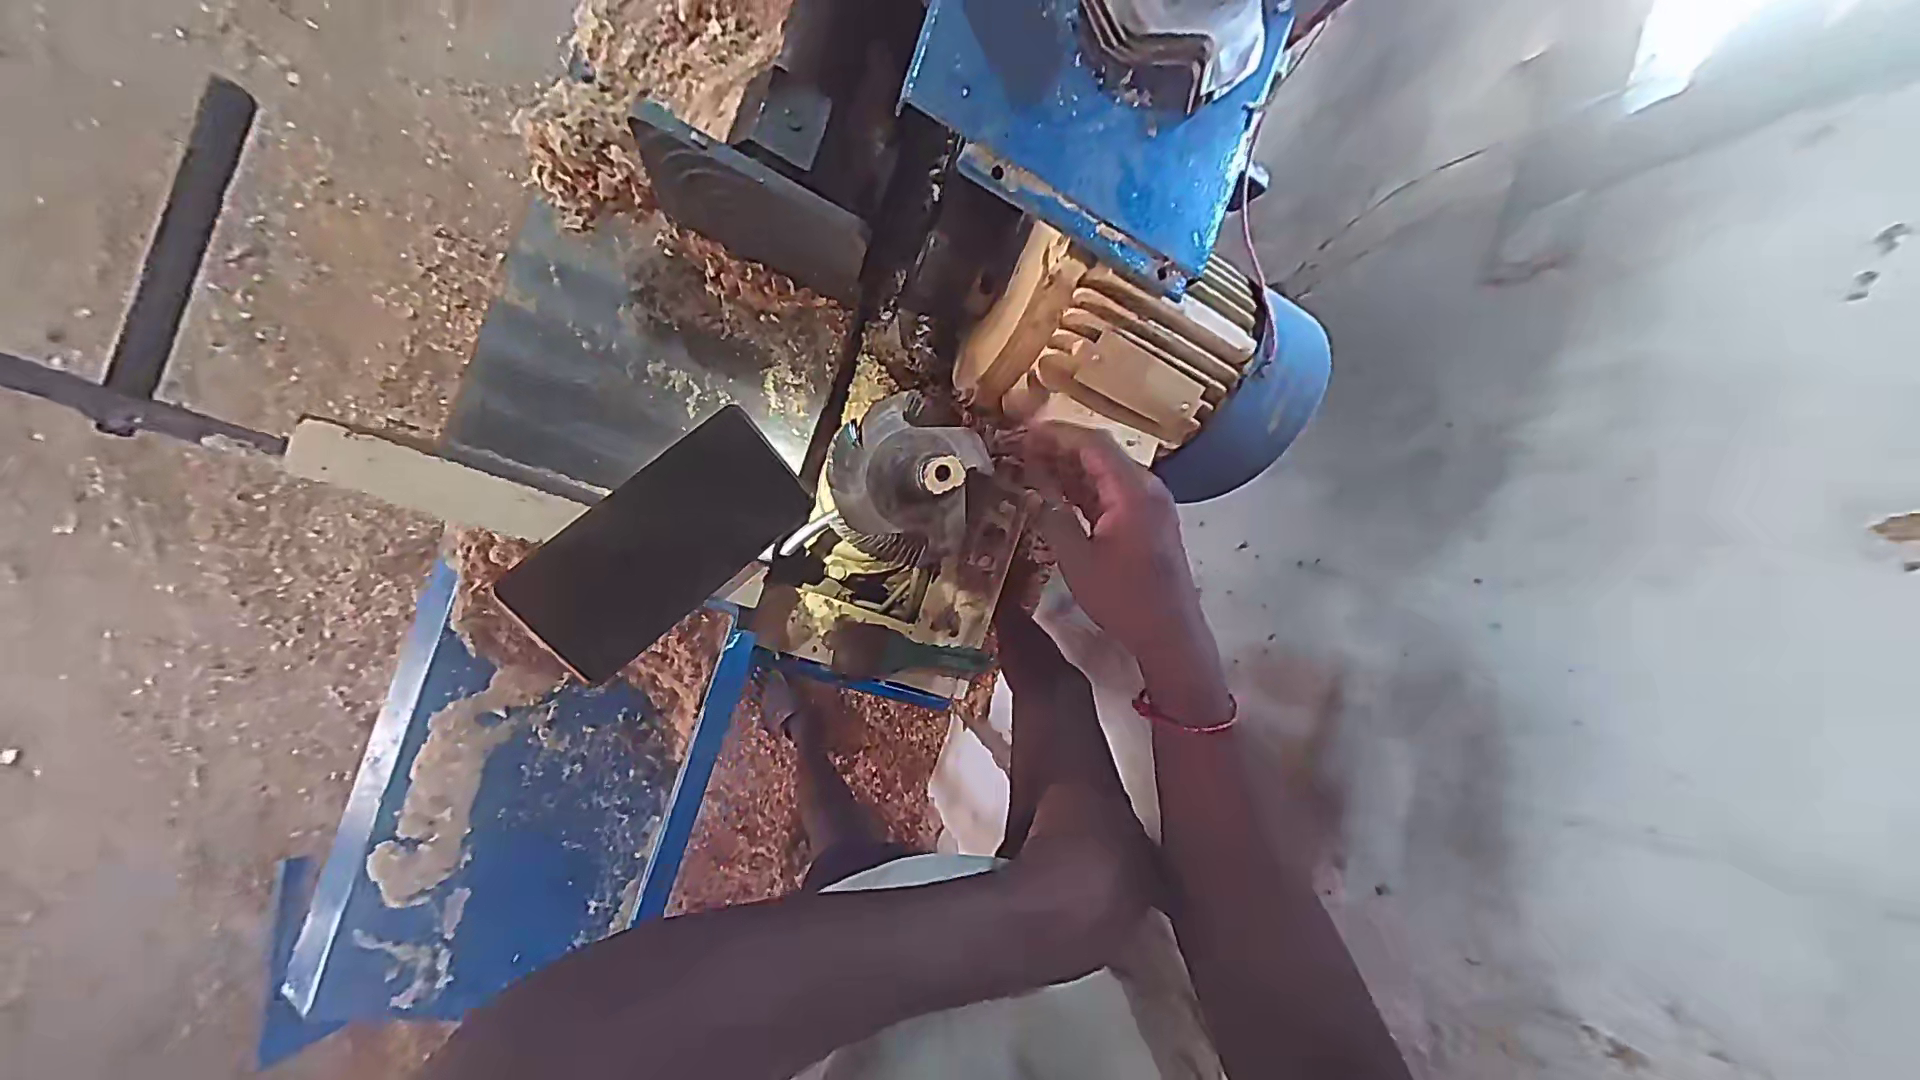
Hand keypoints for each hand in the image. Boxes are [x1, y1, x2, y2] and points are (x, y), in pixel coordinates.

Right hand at [1014, 423, 1232, 727]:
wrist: (1170, 633)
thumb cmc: (1124, 599)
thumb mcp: (1078, 560)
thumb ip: (1054, 518)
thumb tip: (1035, 491)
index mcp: (1132, 491)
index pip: (1093, 445)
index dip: (1056, 434)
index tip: (1024, 431)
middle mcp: (1146, 489)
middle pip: (1100, 454)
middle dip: (1059, 448)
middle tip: (1020, 448)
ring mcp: (1149, 504)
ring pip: (1104, 473)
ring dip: (1069, 468)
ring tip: (1030, 465)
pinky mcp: (1146, 521)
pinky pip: (1111, 493)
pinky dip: (1083, 490)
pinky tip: (1055, 492)